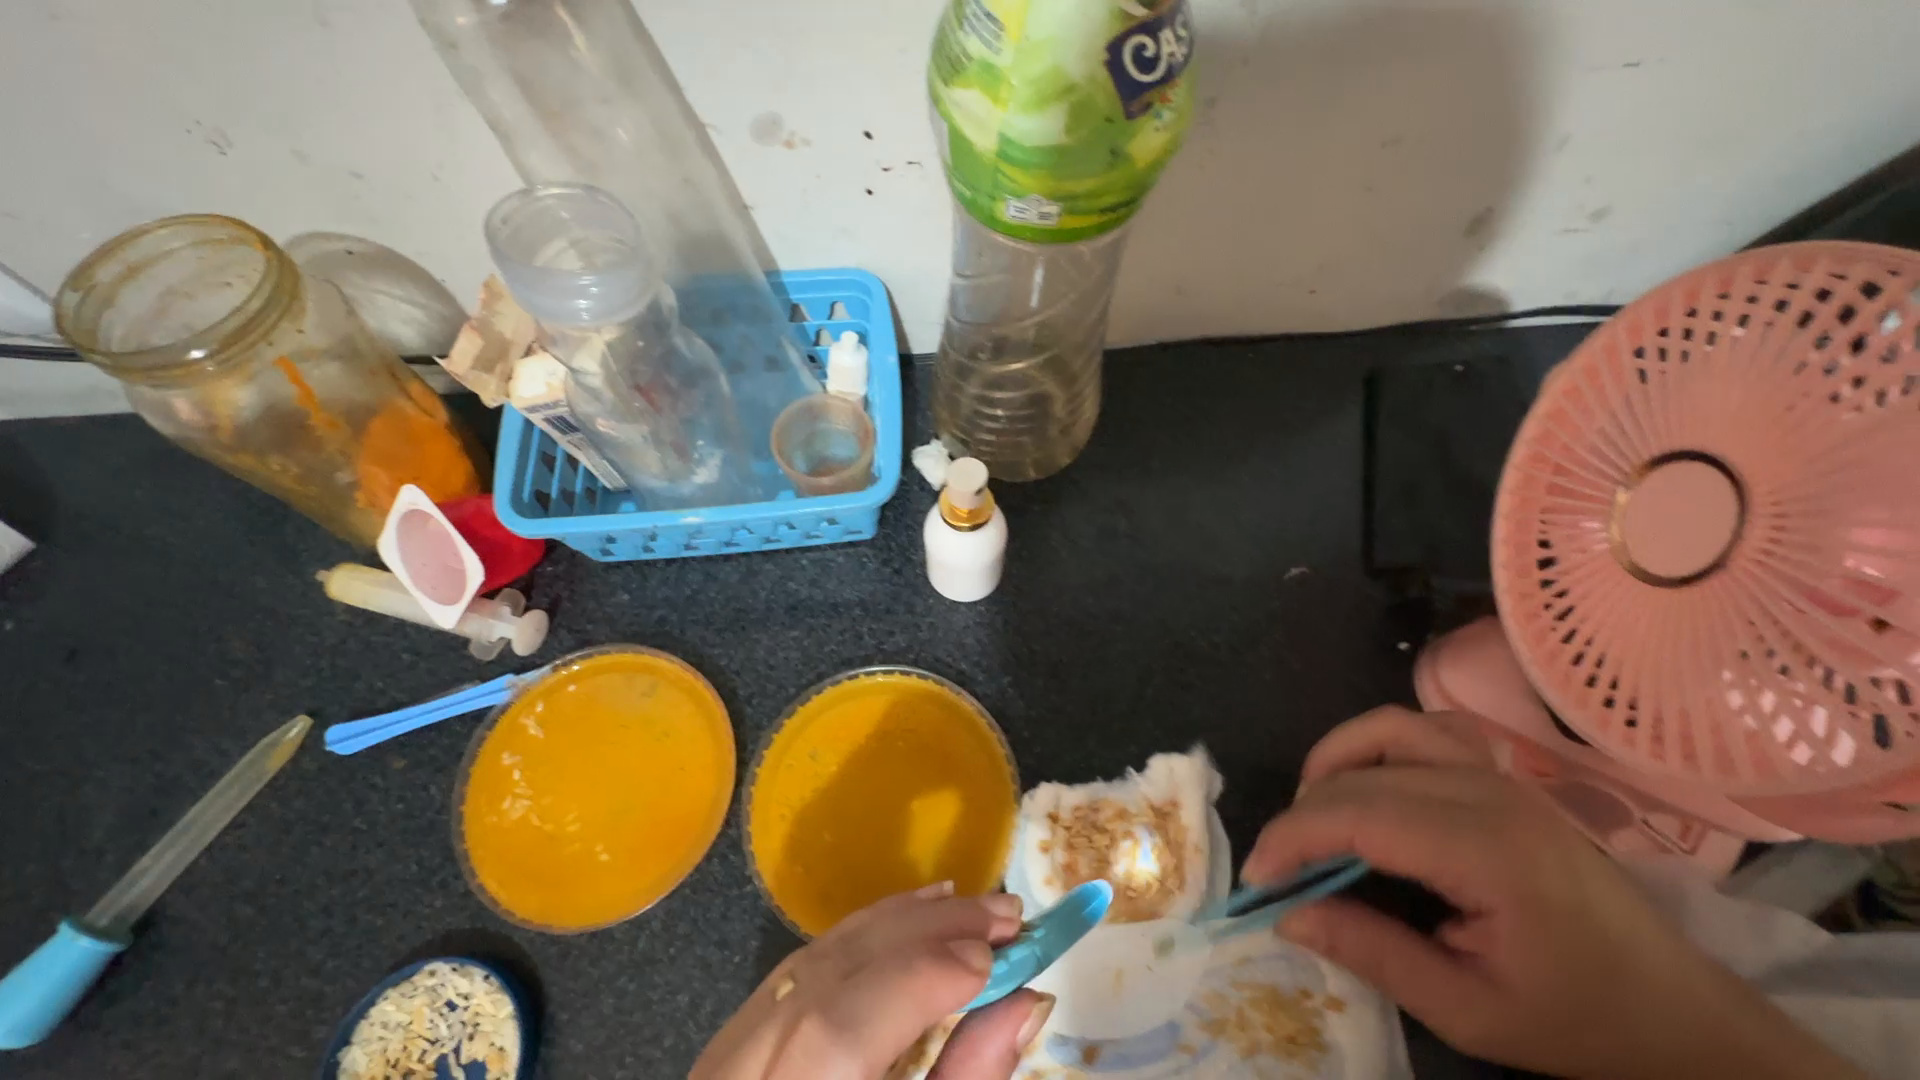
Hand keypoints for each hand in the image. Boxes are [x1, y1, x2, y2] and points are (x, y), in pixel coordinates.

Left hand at [692, 883, 1053, 1079]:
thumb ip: (968, 1078)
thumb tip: (1025, 1001)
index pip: (839, 1030)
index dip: (920, 979)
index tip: (997, 955)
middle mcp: (747, 1065)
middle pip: (835, 974)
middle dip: (928, 933)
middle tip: (1008, 914)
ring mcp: (733, 1041)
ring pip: (822, 954)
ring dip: (906, 920)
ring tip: (974, 907)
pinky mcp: (741, 1024)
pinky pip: (810, 959)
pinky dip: (869, 930)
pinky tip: (912, 912)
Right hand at [1245, 705, 1865, 1079]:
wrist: (1681, 1014)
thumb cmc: (1579, 1020)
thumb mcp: (1468, 1011)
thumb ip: (1373, 954)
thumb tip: (1287, 914)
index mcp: (1485, 850)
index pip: (1355, 814)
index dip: (1291, 839)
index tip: (1257, 882)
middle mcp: (1489, 793)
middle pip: (1360, 775)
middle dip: (1301, 817)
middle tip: (1279, 872)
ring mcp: (1502, 776)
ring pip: (1390, 729)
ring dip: (1336, 761)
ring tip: (1314, 816)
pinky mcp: (1507, 778)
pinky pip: (1430, 728)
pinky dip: (1383, 742)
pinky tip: (1373, 784)